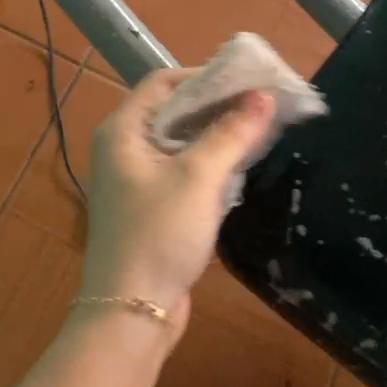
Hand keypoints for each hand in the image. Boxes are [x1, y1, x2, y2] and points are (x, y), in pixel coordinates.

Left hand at [80, 69, 278, 329]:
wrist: (132, 310)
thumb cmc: (158, 234)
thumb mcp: (199, 178)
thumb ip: (231, 133)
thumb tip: (263, 95)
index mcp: (122, 130)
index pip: (163, 82)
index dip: (205, 75)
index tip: (248, 80)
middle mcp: (123, 147)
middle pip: (172, 110)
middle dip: (216, 104)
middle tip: (263, 102)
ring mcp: (135, 178)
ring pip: (180, 141)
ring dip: (216, 133)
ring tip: (261, 127)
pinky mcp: (151, 205)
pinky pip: (182, 169)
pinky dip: (209, 162)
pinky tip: (241, 164)